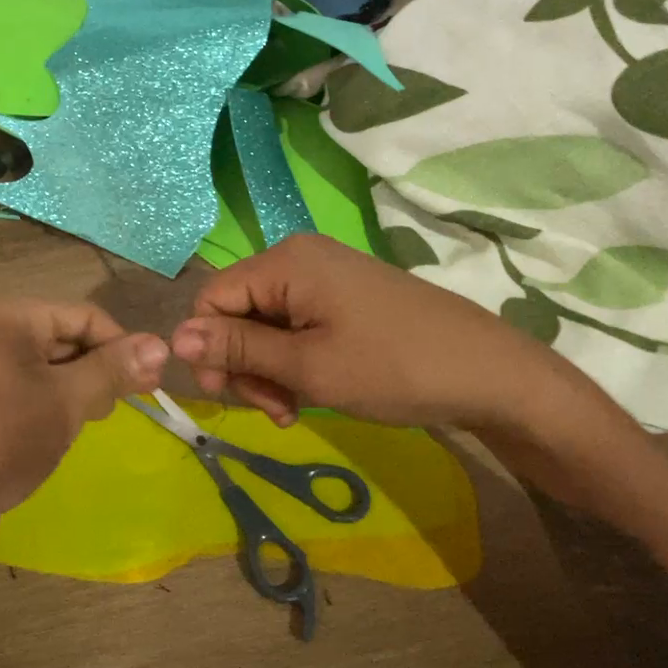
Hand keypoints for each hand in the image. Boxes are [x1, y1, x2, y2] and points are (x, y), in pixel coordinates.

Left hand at [0, 299, 166, 543]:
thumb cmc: (2, 439)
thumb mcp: (66, 402)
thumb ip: (113, 370)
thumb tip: (161, 343)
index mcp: (8, 317)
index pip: (84, 315)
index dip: (122, 345)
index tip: (151, 386)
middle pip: (64, 338)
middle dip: (98, 369)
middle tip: (124, 407)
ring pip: (47, 368)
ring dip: (76, 391)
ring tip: (89, 422)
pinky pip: (25, 390)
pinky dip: (49, 406)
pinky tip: (57, 434)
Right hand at [169, 234, 573, 431]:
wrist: (494, 376)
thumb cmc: (394, 368)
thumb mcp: (308, 366)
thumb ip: (238, 349)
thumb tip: (173, 336)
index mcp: (285, 262)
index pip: (212, 298)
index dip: (209, 347)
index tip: (231, 395)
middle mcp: (299, 257)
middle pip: (237, 310)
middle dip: (243, 362)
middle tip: (273, 410)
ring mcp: (326, 275)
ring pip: (265, 322)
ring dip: (268, 368)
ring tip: (293, 409)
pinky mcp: (346, 296)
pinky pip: (296, 323)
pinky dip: (294, 359)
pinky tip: (310, 392)